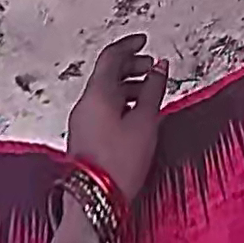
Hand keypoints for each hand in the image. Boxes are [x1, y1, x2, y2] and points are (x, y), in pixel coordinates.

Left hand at [65, 32, 168, 198]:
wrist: (94, 202)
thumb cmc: (119, 162)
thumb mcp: (145, 121)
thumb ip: (153, 89)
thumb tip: (160, 67)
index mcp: (98, 92)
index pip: (111, 55)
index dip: (129, 44)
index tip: (143, 40)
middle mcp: (86, 102)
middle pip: (108, 72)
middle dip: (131, 64)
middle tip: (151, 65)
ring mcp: (82, 119)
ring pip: (105, 90)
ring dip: (127, 83)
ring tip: (148, 90)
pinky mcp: (84, 136)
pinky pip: (102, 106)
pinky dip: (119, 100)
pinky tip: (135, 112)